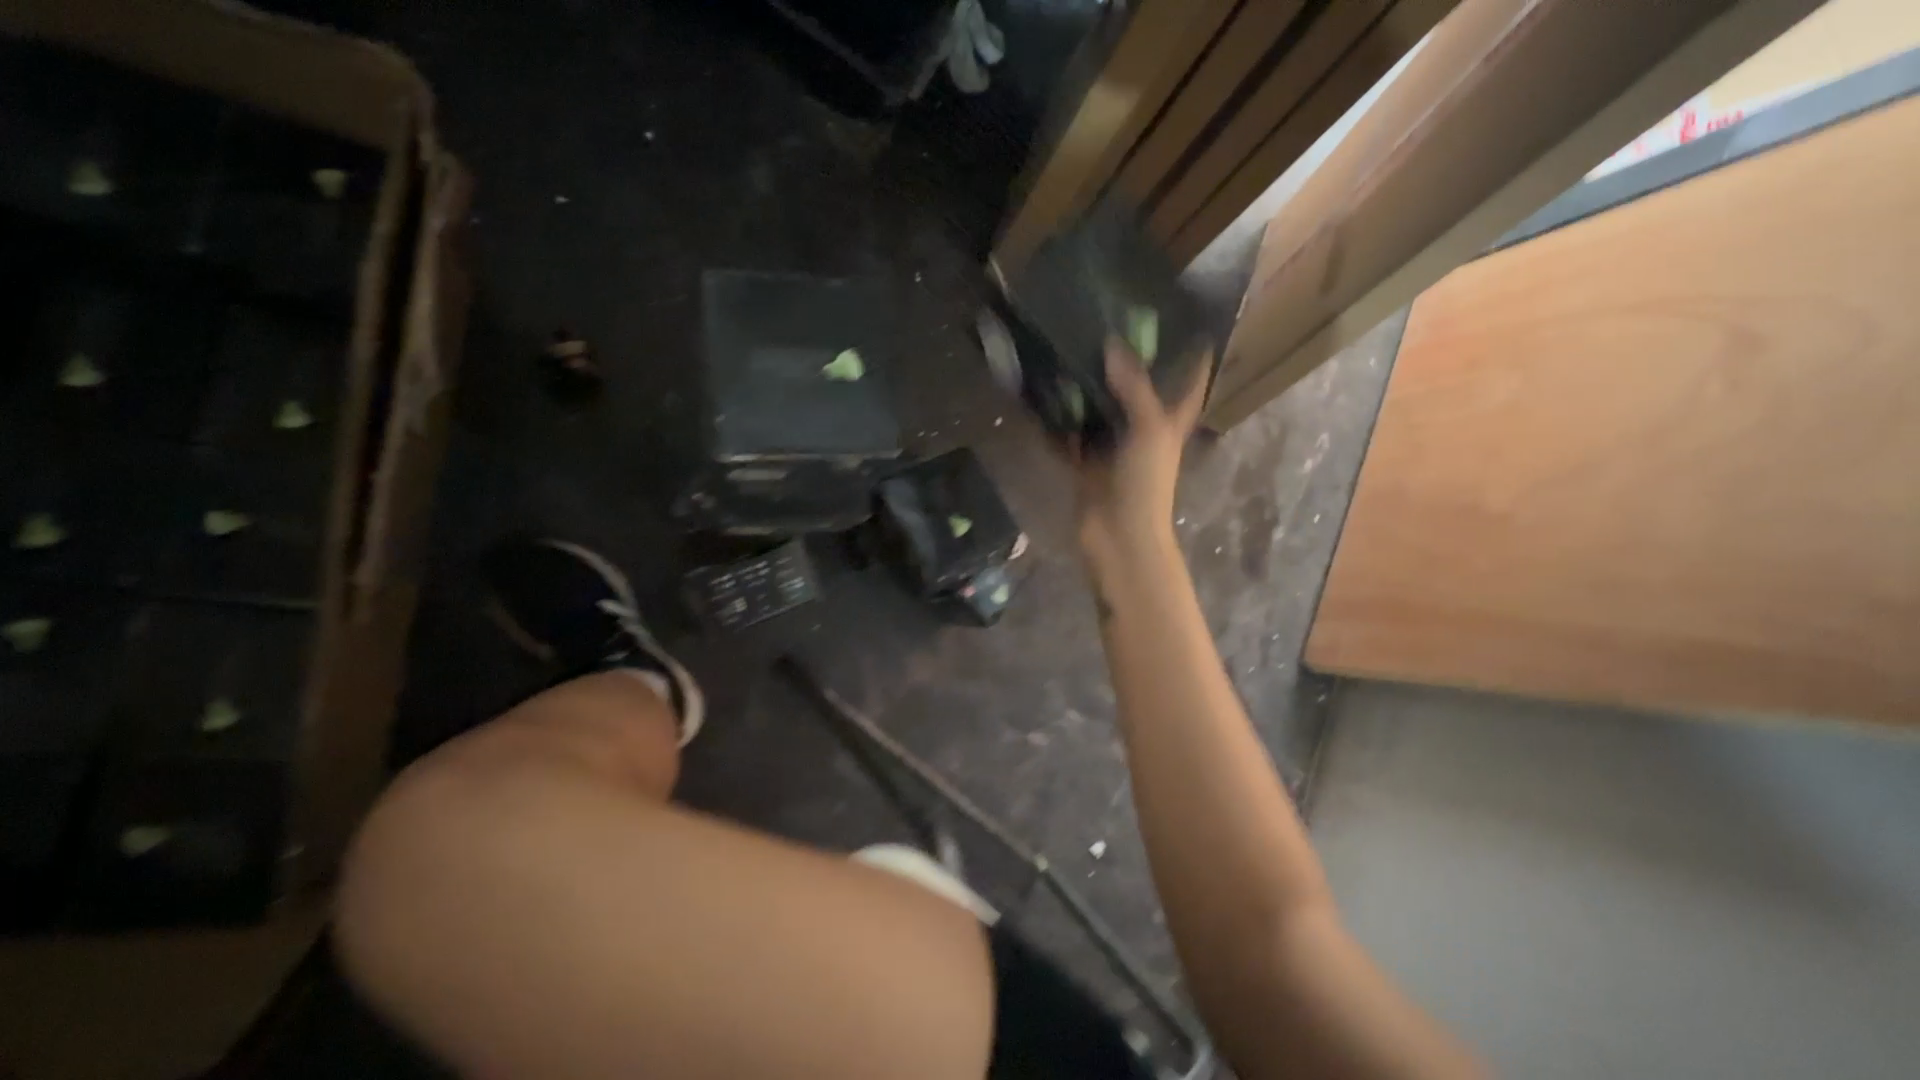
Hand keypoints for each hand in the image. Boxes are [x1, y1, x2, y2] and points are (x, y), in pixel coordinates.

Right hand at [1068, 340, 1211, 569]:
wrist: (1119, 537)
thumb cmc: (1146, 483)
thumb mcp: (1149, 429)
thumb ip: (1133, 387)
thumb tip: (1112, 344)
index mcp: (1169, 425)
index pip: (1189, 387)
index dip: (1195, 363)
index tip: (1195, 332)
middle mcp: (1142, 433)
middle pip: (1136, 394)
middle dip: (1123, 367)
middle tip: (1105, 329)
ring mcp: (1111, 452)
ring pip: (1098, 413)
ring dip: (1084, 391)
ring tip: (1066, 352)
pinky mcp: (1084, 467)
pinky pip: (1068, 438)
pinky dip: (1055, 423)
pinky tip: (1039, 397)